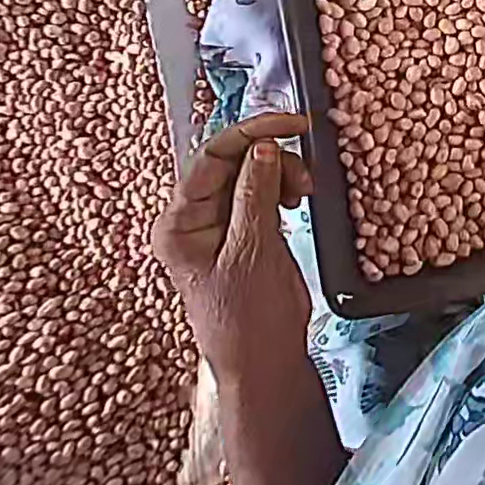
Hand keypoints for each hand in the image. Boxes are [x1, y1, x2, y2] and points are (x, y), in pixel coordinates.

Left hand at [153, 113, 314, 378]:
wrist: (266, 361)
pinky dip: (285, 184)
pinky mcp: (248, 225)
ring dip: (283, 171)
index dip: (251, 133)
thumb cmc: (248, 319)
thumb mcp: (251, 255)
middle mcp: (196, 215)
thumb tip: (264, 146)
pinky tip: (298, 199)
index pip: (210, 158)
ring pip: (253, 170)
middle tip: (304, 176)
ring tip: (303, 193)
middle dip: (272, 157)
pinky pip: (265, 187)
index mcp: (180, 222)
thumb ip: (255, 197)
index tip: (293, 124)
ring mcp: (223, 219)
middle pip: (233, 160)